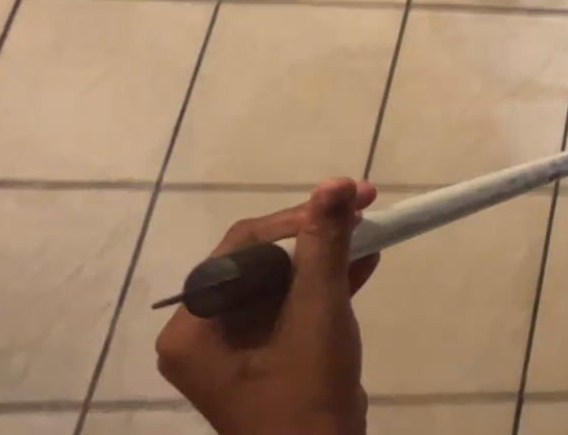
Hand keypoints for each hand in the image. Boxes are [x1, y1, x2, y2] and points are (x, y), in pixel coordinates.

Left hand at [156, 178, 380, 434]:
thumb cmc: (305, 384)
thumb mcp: (318, 308)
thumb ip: (324, 243)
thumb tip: (335, 183)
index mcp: (194, 325)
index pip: (241, 248)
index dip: (298, 217)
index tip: (351, 204)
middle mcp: (204, 331)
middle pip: (261, 259)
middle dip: (318, 233)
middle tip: (365, 212)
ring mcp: (235, 344)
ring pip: (282, 277)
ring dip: (328, 253)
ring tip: (372, 234)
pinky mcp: (266, 350)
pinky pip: (292, 300)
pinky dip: (328, 279)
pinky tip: (367, 262)